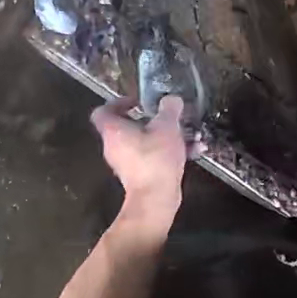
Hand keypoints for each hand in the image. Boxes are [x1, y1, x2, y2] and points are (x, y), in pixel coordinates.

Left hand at [91, 96, 187, 223]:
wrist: (156, 198)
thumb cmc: (155, 159)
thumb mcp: (167, 126)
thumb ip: (169, 109)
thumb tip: (171, 100)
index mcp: (114, 130)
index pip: (103, 110)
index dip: (119, 102)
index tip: (136, 101)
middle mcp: (115, 147)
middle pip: (129, 127)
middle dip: (152, 121)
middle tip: (167, 118)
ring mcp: (127, 164)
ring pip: (146, 143)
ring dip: (167, 137)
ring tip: (189, 135)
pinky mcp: (140, 176)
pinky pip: (154, 158)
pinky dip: (170, 153)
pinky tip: (193, 152)